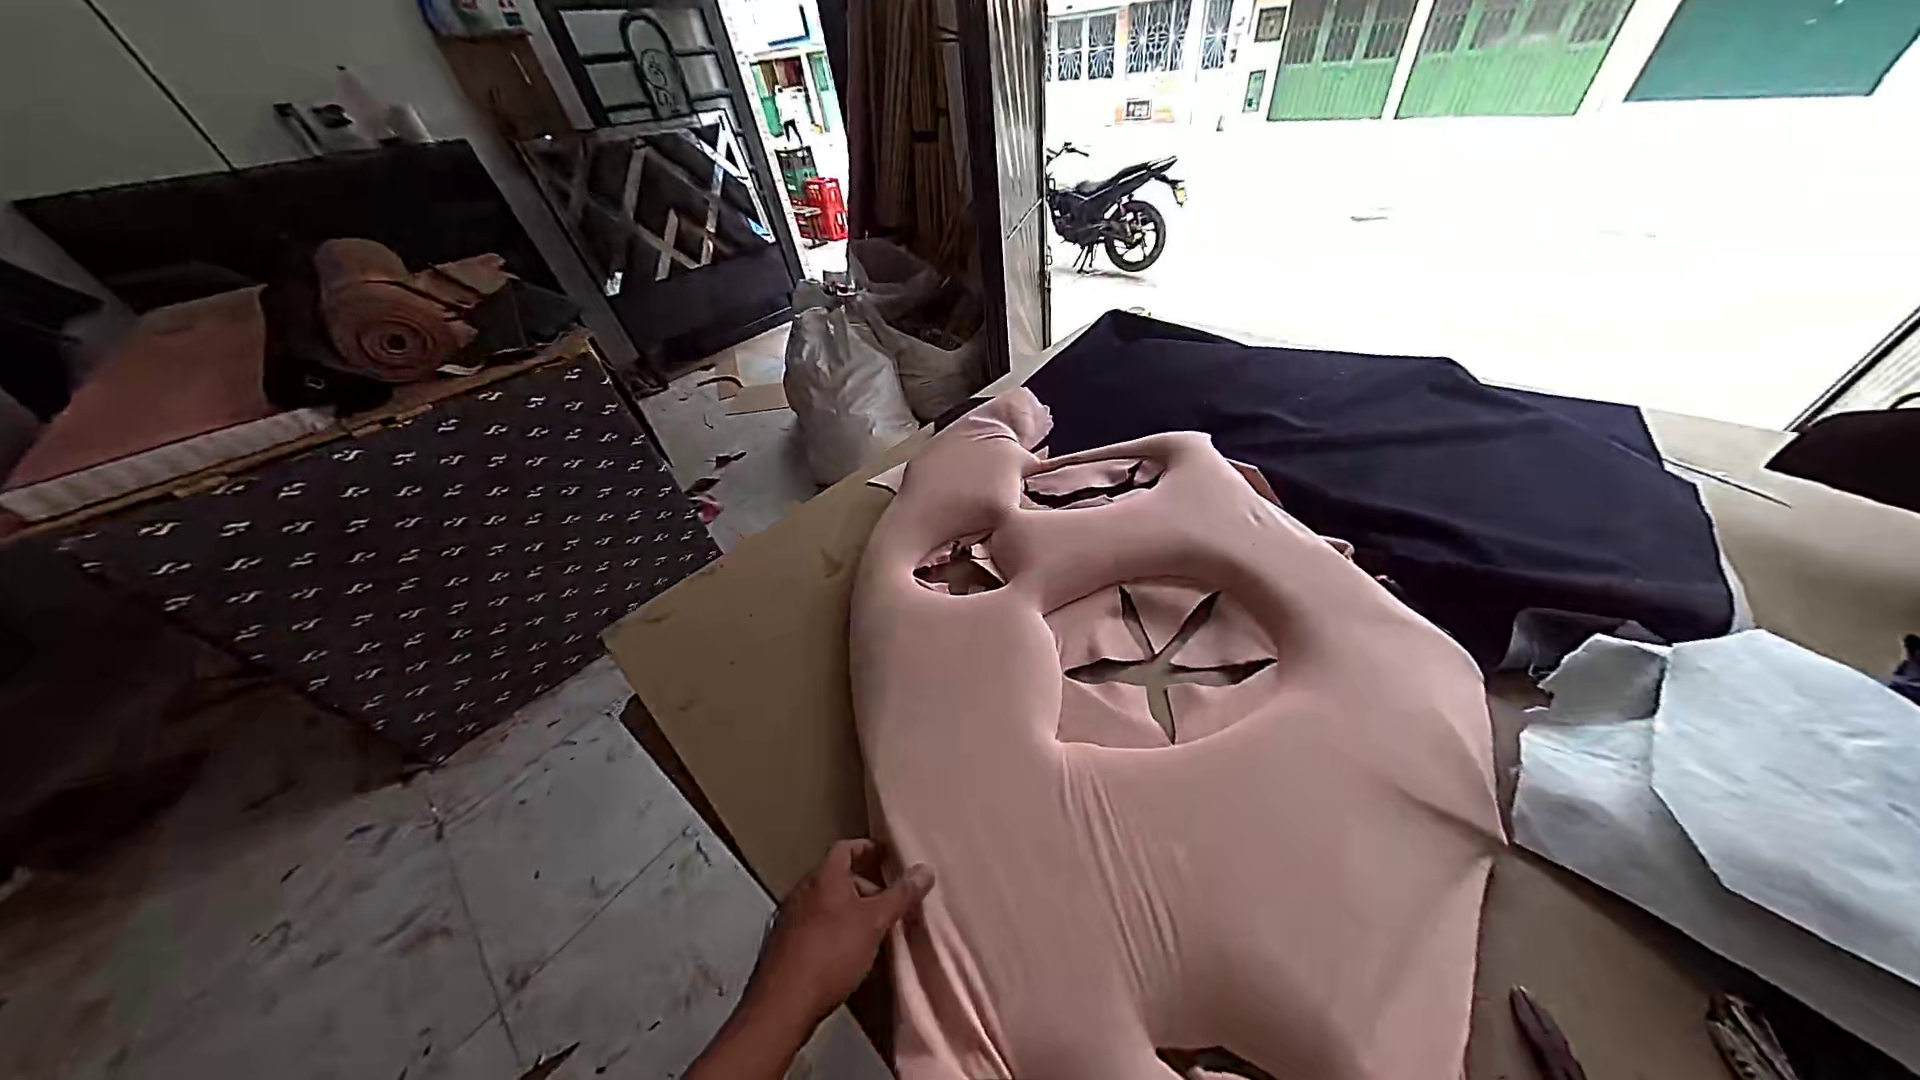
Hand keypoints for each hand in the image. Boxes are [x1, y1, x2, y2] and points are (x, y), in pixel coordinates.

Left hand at [745, 839, 935, 1029]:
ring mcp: (789, 919)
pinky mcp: (783, 948)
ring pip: (825, 905)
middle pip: (837, 878)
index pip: (846, 848)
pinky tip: (846, 958)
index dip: (867, 848)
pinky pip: (814, 929)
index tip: (884, 855)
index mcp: (824, 876)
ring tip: (871, 934)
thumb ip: (900, 895)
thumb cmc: (831, 952)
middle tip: (886, 905)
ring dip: (848, 913)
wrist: (782, 1004)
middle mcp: (803, 890)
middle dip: (864, 888)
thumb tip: (925, 870)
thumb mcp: (875, 922)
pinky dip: (832, 934)